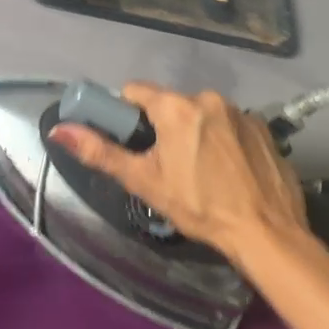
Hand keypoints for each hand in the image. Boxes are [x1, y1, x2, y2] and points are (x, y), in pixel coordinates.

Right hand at [48, 83, 308, 261]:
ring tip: (200, 170)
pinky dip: (223, 141)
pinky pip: (229, 126)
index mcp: (175, 106)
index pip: (134, 92)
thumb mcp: (143, 180)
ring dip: (194, 132)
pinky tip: (228, 170)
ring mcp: (241, 114)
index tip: (134, 143)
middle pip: (169, 104)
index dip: (127, 116)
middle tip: (166, 163)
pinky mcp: (265, 131)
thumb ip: (99, 151)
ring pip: (200, 115)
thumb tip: (58, 130)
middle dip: (162, 127)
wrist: (270, 236)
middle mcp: (207, 99)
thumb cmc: (199, 206)